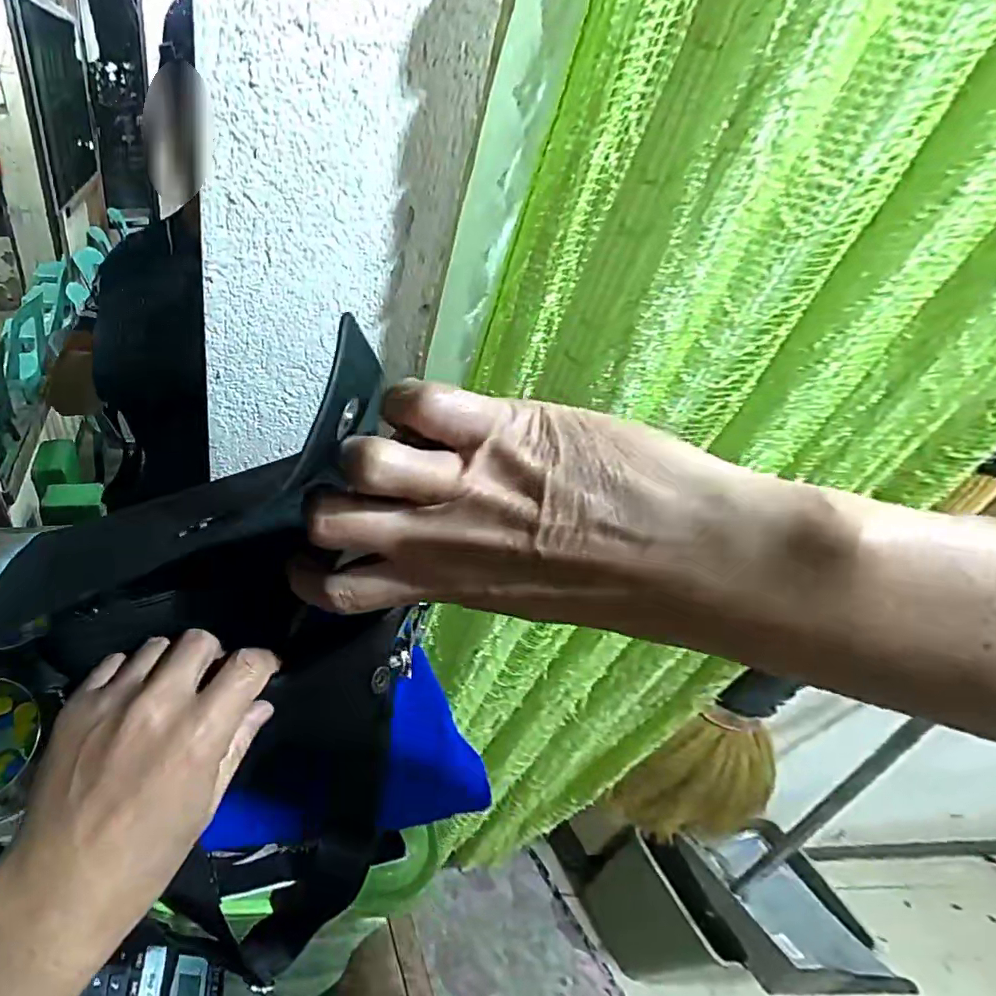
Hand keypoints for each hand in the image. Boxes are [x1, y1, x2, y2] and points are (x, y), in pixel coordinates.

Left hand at [0, 631, 276, 995]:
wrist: (62, 883)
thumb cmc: (147, 857)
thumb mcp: (204, 806)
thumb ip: (235, 745)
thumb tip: (260, 705)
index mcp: (198, 734)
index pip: (246, 666)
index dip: (263, 662)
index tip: (264, 670)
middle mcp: (158, 703)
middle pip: (199, 640)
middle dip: (215, 656)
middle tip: (210, 683)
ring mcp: (113, 698)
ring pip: (156, 645)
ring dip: (172, 663)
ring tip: (167, 692)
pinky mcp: (78, 702)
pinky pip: (115, 662)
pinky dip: (131, 673)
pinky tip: (128, 702)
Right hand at [287, 381, 836, 646]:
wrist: (686, 554)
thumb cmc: (603, 583)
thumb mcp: (507, 593)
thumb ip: (451, 569)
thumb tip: (416, 540)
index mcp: (436, 583)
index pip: (339, 588)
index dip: (309, 572)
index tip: (312, 559)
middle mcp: (433, 536)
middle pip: (328, 520)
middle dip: (325, 504)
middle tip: (355, 493)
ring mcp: (461, 481)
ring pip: (359, 461)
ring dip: (363, 449)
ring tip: (394, 445)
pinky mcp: (497, 429)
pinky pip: (416, 403)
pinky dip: (408, 402)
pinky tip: (430, 412)